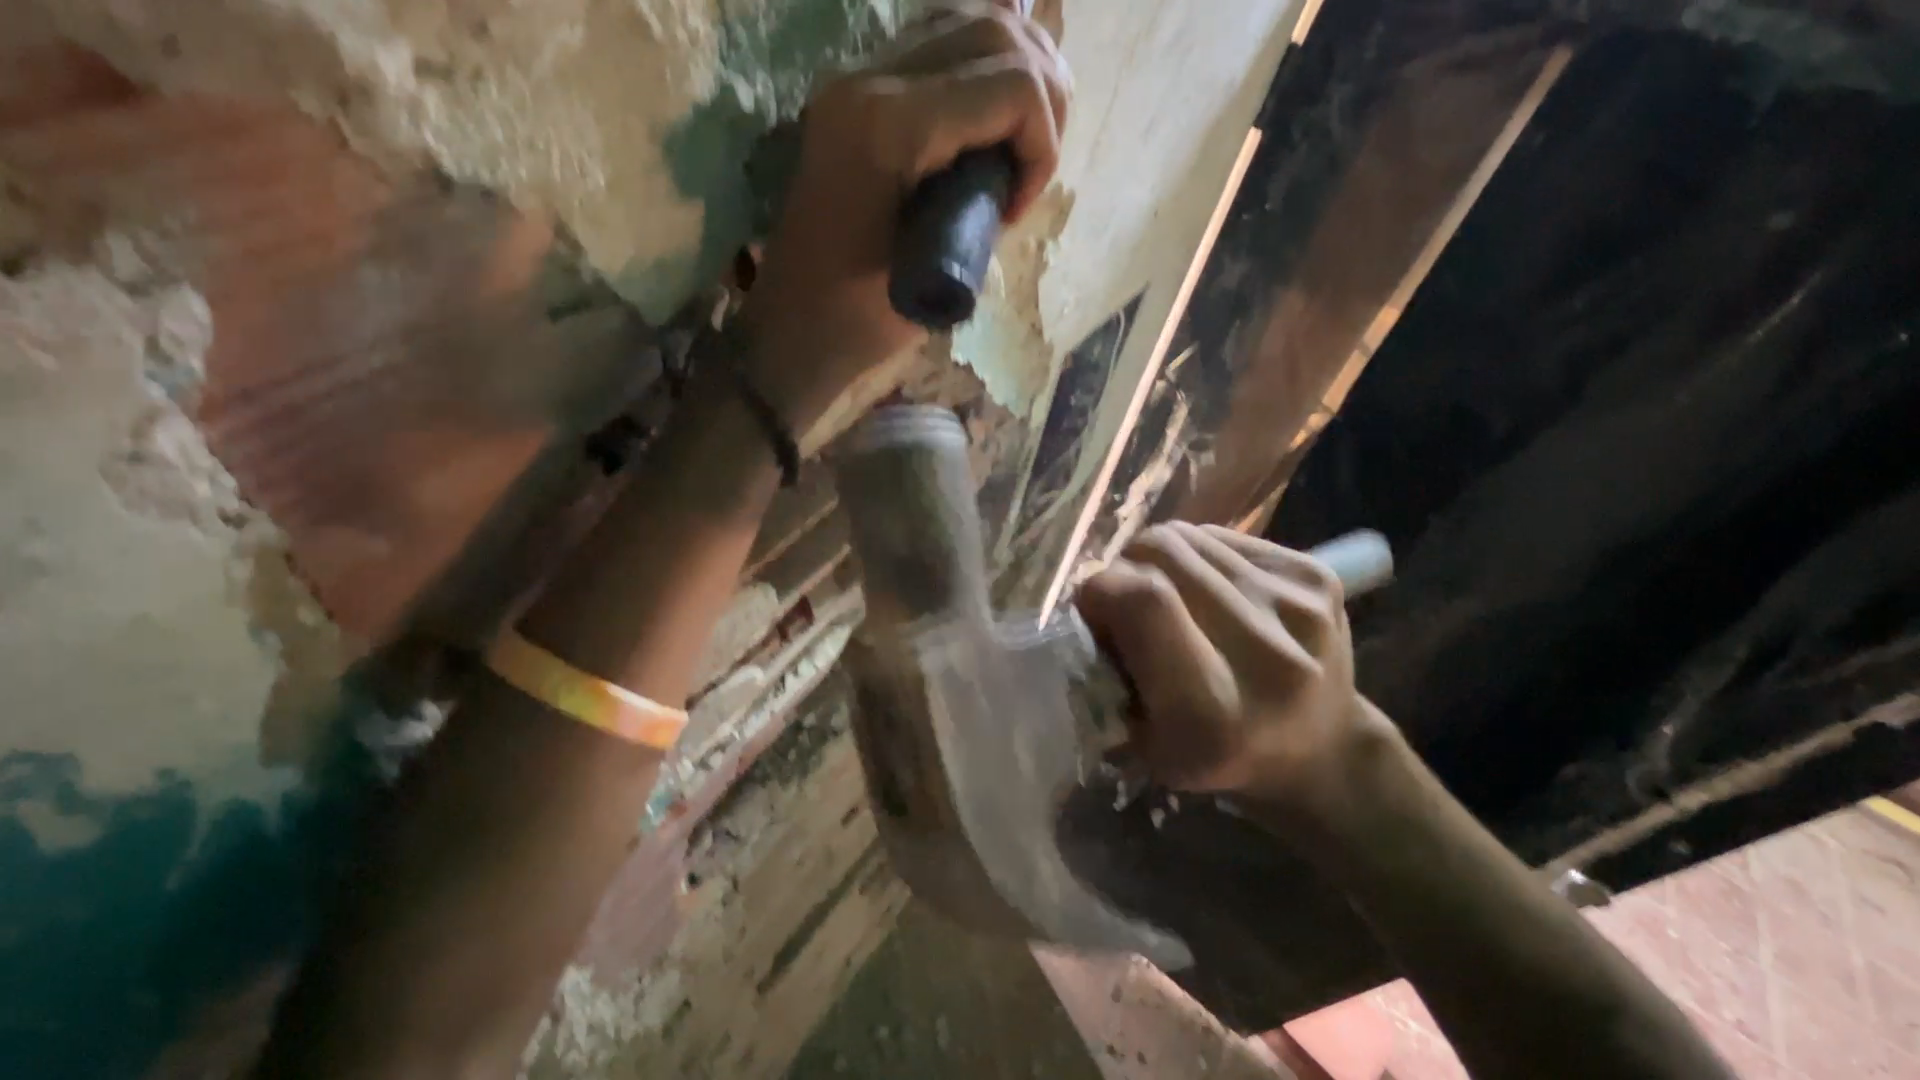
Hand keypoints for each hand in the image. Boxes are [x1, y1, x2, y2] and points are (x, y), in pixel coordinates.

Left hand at [739, 1, 1071, 431]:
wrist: (793, 325)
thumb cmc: (862, 319)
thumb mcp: (944, 270)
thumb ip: (991, 197)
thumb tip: (1021, 165)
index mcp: (890, 125)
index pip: (1014, 85)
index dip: (1042, 146)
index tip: (1017, 207)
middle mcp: (871, 78)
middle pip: (998, 31)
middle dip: (1042, 95)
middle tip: (1032, 165)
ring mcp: (858, 75)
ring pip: (969, 19)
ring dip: (1015, 71)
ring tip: (1018, 138)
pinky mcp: (856, 87)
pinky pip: (937, 39)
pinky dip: (979, 64)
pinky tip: (988, 114)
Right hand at [1075, 523, 1392, 813]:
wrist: (1325, 748)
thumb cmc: (1220, 756)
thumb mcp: (1147, 747)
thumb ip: (1109, 679)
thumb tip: (1088, 610)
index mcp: (1216, 712)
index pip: (1144, 602)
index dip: (1102, 592)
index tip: (1093, 614)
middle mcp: (1266, 652)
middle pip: (1161, 554)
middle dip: (1123, 569)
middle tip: (1123, 602)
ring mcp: (1299, 605)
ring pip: (1186, 536)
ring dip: (1158, 560)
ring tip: (1167, 596)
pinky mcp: (1317, 574)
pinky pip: (1221, 536)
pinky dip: (1196, 557)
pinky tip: (1207, 592)